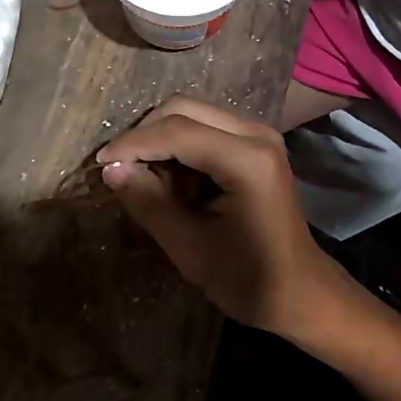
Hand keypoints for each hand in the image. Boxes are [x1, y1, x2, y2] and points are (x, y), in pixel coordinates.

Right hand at [98, 97, 347, 340]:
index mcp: (247, 160)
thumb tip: (110, 169)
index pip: (177, 131)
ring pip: (193, 113)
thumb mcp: (190, 248)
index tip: (99, 162)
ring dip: (162, 138)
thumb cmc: (249, 279)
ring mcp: (259, 134)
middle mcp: (256, 133)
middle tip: (119, 168)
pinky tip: (172, 179)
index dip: (133, 143)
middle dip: (146, 134)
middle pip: (184, 108)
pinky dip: (180, 144)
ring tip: (146, 178)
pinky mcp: (255, 141)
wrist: (301, 291)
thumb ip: (149, 203)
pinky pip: (206, 126)